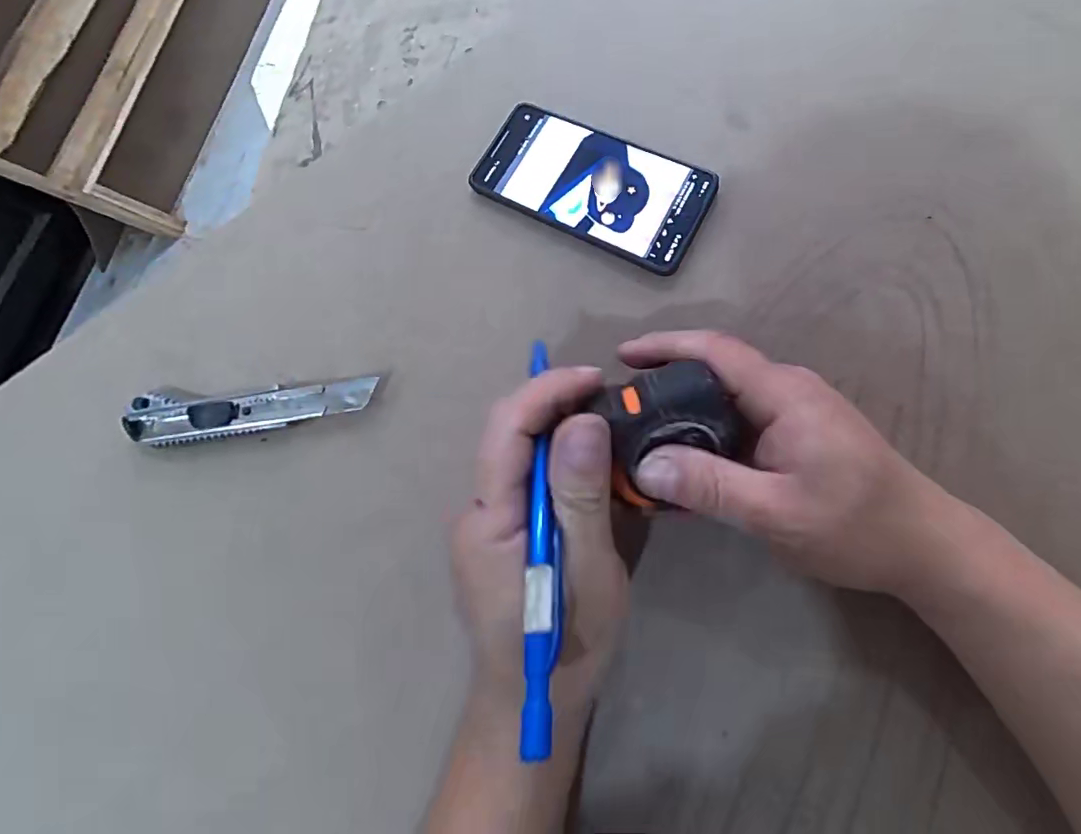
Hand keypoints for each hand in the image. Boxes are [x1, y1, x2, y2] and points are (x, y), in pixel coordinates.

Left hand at [449, 366, 629, 704]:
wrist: (533, 703)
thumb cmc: (566, 645)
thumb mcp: (589, 571)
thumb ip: (580, 497)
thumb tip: (582, 420)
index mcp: (488, 520)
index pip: (507, 430)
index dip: (546, 392)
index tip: (594, 377)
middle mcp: (476, 510)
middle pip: (505, 433)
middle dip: (550, 399)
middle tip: (604, 393)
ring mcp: (485, 521)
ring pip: (514, 451)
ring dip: (554, 423)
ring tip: (602, 415)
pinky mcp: (500, 531)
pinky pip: (524, 474)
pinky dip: (554, 453)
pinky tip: (586, 456)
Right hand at [619, 330, 949, 592]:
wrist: (925, 547)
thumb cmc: (856, 526)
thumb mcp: (777, 512)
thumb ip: (711, 485)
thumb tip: (645, 465)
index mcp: (784, 393)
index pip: (715, 351)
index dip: (666, 346)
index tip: (622, 356)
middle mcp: (788, 389)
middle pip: (716, 370)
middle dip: (667, 379)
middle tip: (624, 406)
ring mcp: (795, 410)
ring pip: (727, 397)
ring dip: (686, 410)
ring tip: (645, 434)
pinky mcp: (797, 433)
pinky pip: (742, 420)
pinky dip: (708, 432)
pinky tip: (688, 462)